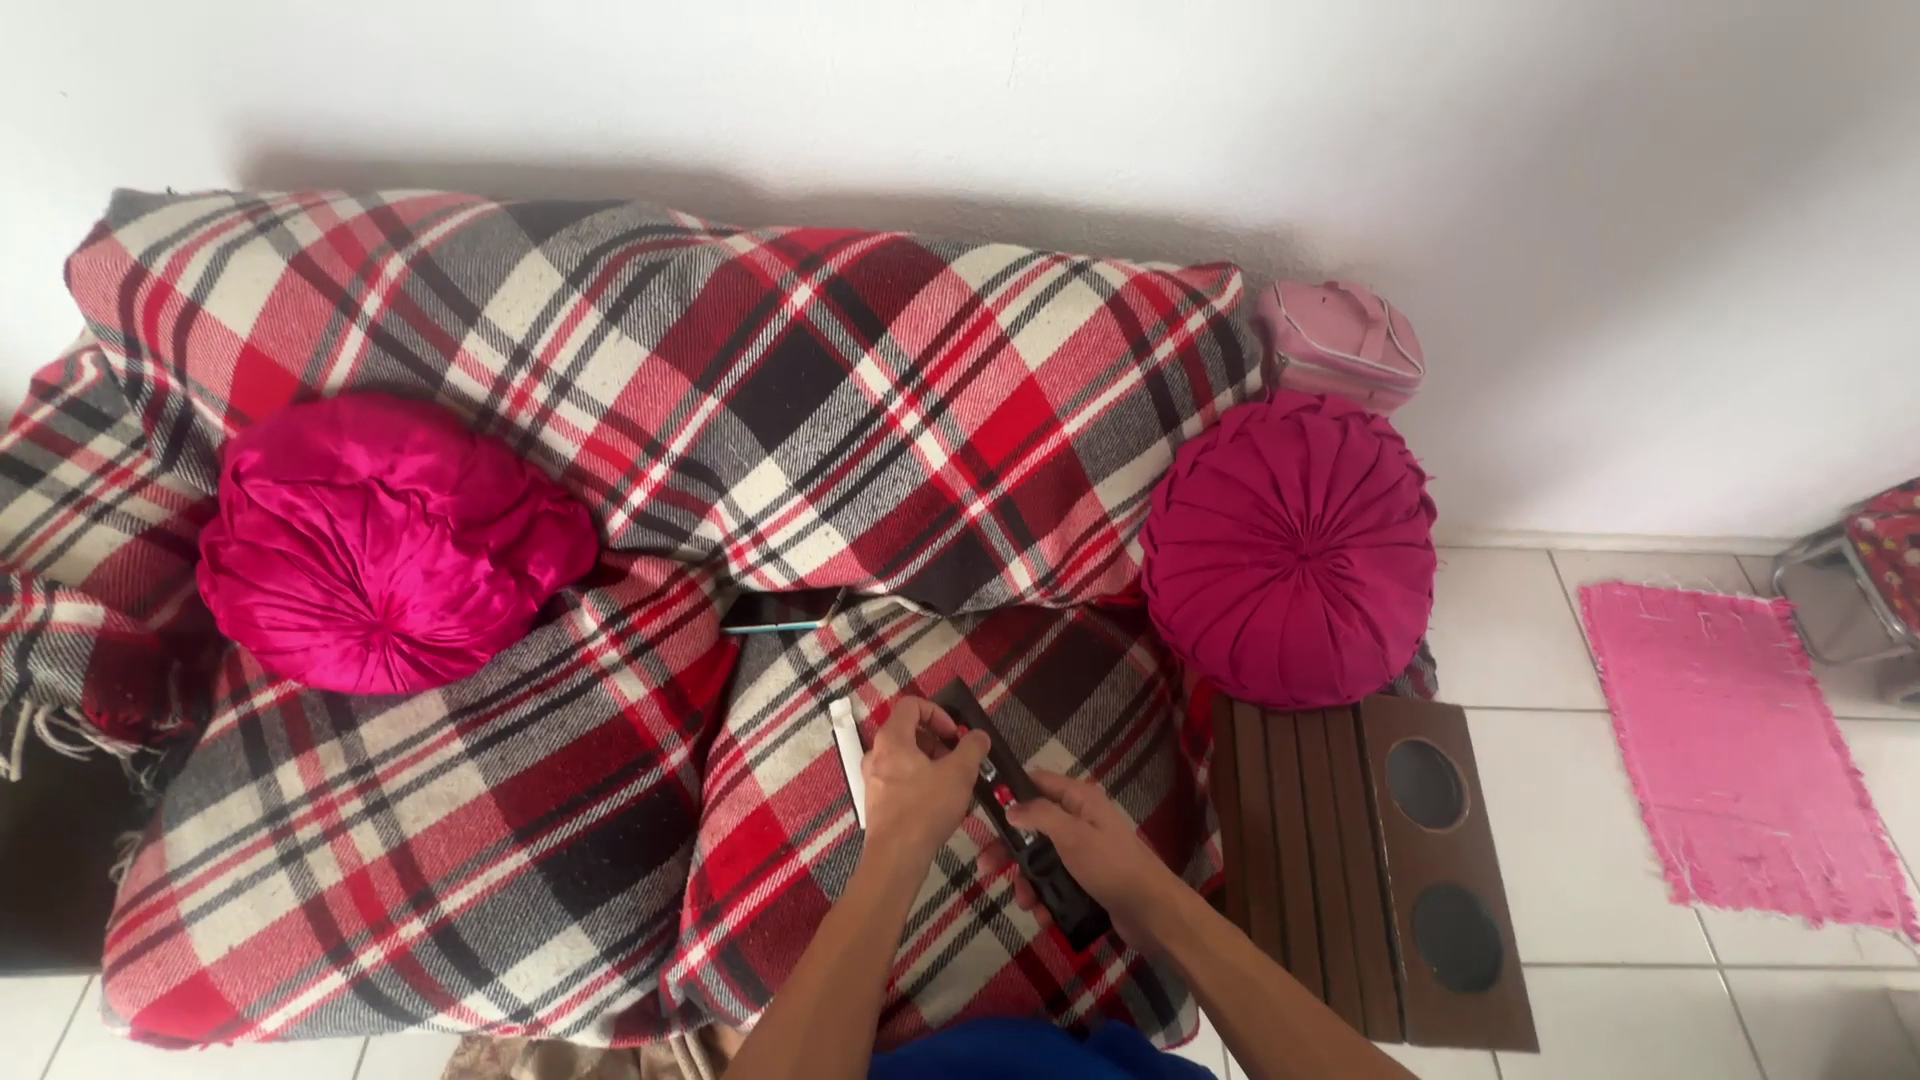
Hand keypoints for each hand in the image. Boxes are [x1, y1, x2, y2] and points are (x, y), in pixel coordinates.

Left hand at [860, 696, 990, 871]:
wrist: (896, 857)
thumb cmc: (926, 808)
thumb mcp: (959, 774)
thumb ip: (972, 748)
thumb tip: (978, 736)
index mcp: (892, 739)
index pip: (911, 705)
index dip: (937, 712)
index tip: (954, 734)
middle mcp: (876, 753)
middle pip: (907, 730)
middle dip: (936, 740)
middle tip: (956, 759)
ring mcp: (873, 778)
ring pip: (904, 756)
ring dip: (929, 761)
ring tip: (951, 782)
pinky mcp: (876, 800)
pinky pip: (898, 777)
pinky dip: (918, 779)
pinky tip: (937, 801)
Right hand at [983, 770, 1190, 949]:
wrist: (1152, 913)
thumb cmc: (1111, 865)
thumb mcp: (1072, 836)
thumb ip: (1040, 816)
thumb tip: (1011, 807)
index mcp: (1079, 800)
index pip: (1039, 782)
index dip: (1012, 791)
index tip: (985, 806)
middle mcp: (1080, 821)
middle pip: (1034, 827)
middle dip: (1011, 849)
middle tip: (985, 867)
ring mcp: (1084, 852)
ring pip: (1043, 860)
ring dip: (1029, 880)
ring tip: (1025, 903)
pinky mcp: (1087, 881)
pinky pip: (1057, 884)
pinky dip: (1047, 898)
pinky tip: (1044, 916)